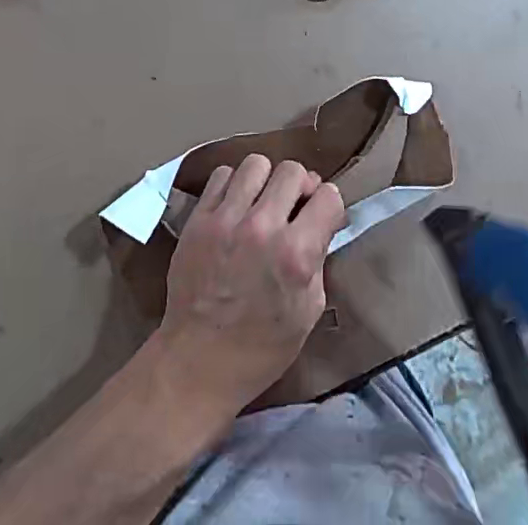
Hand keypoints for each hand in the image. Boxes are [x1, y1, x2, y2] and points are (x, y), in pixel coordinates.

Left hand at [153, 154, 346, 413]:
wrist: (197, 363)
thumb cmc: (262, 346)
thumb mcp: (310, 308)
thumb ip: (318, 256)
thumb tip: (320, 223)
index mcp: (296, 253)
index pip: (329, 196)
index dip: (330, 207)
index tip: (323, 219)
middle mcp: (262, 227)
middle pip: (293, 171)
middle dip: (301, 187)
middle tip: (294, 209)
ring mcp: (225, 220)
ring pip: (256, 163)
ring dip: (266, 181)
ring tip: (263, 203)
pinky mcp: (197, 221)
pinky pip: (222, 176)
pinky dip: (234, 186)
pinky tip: (236, 208)